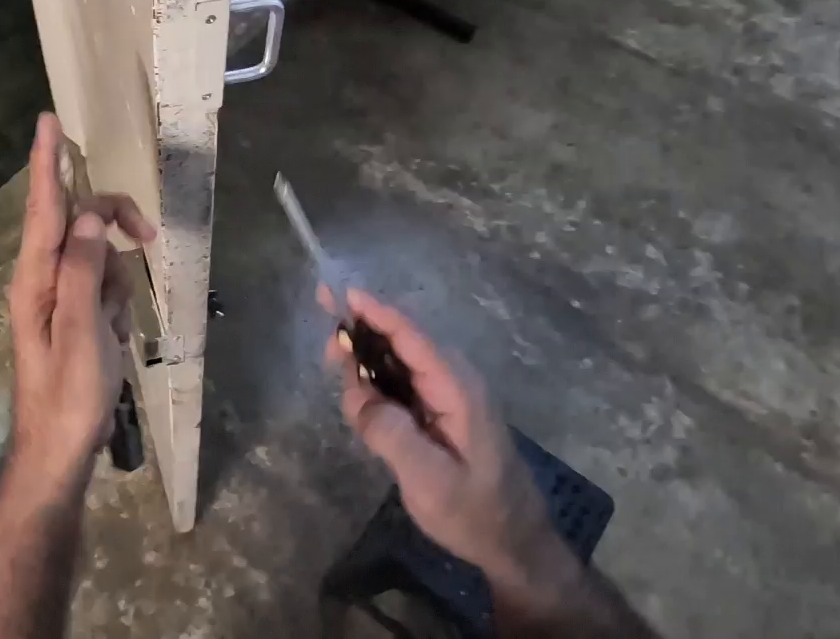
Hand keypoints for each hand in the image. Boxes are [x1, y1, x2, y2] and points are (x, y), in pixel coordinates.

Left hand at [6, 113, 156, 495]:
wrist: (59, 452)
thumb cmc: (69, 396)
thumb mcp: (82, 332)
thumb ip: (82, 271)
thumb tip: (87, 218)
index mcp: (34, 278)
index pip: (43, 206)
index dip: (48, 162)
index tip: (48, 121)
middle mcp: (40, 278)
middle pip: (77, 224)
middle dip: (113, 226)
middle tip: (148, 237)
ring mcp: (57, 296)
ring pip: (97, 255)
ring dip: (118, 282)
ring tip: (116, 326)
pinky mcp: (72, 312)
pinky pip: (103, 284)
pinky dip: (117, 302)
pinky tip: (116, 335)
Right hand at [326, 289, 580, 607]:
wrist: (514, 545)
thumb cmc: (475, 512)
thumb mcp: (430, 480)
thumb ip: (392, 434)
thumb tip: (356, 394)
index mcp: (457, 388)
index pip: (413, 337)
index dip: (378, 312)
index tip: (344, 293)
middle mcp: (452, 380)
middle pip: (401, 338)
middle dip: (363, 325)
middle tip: (325, 322)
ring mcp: (445, 394)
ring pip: (396, 358)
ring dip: (364, 354)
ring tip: (334, 358)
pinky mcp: (436, 409)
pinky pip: (399, 379)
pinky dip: (373, 377)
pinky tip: (356, 390)